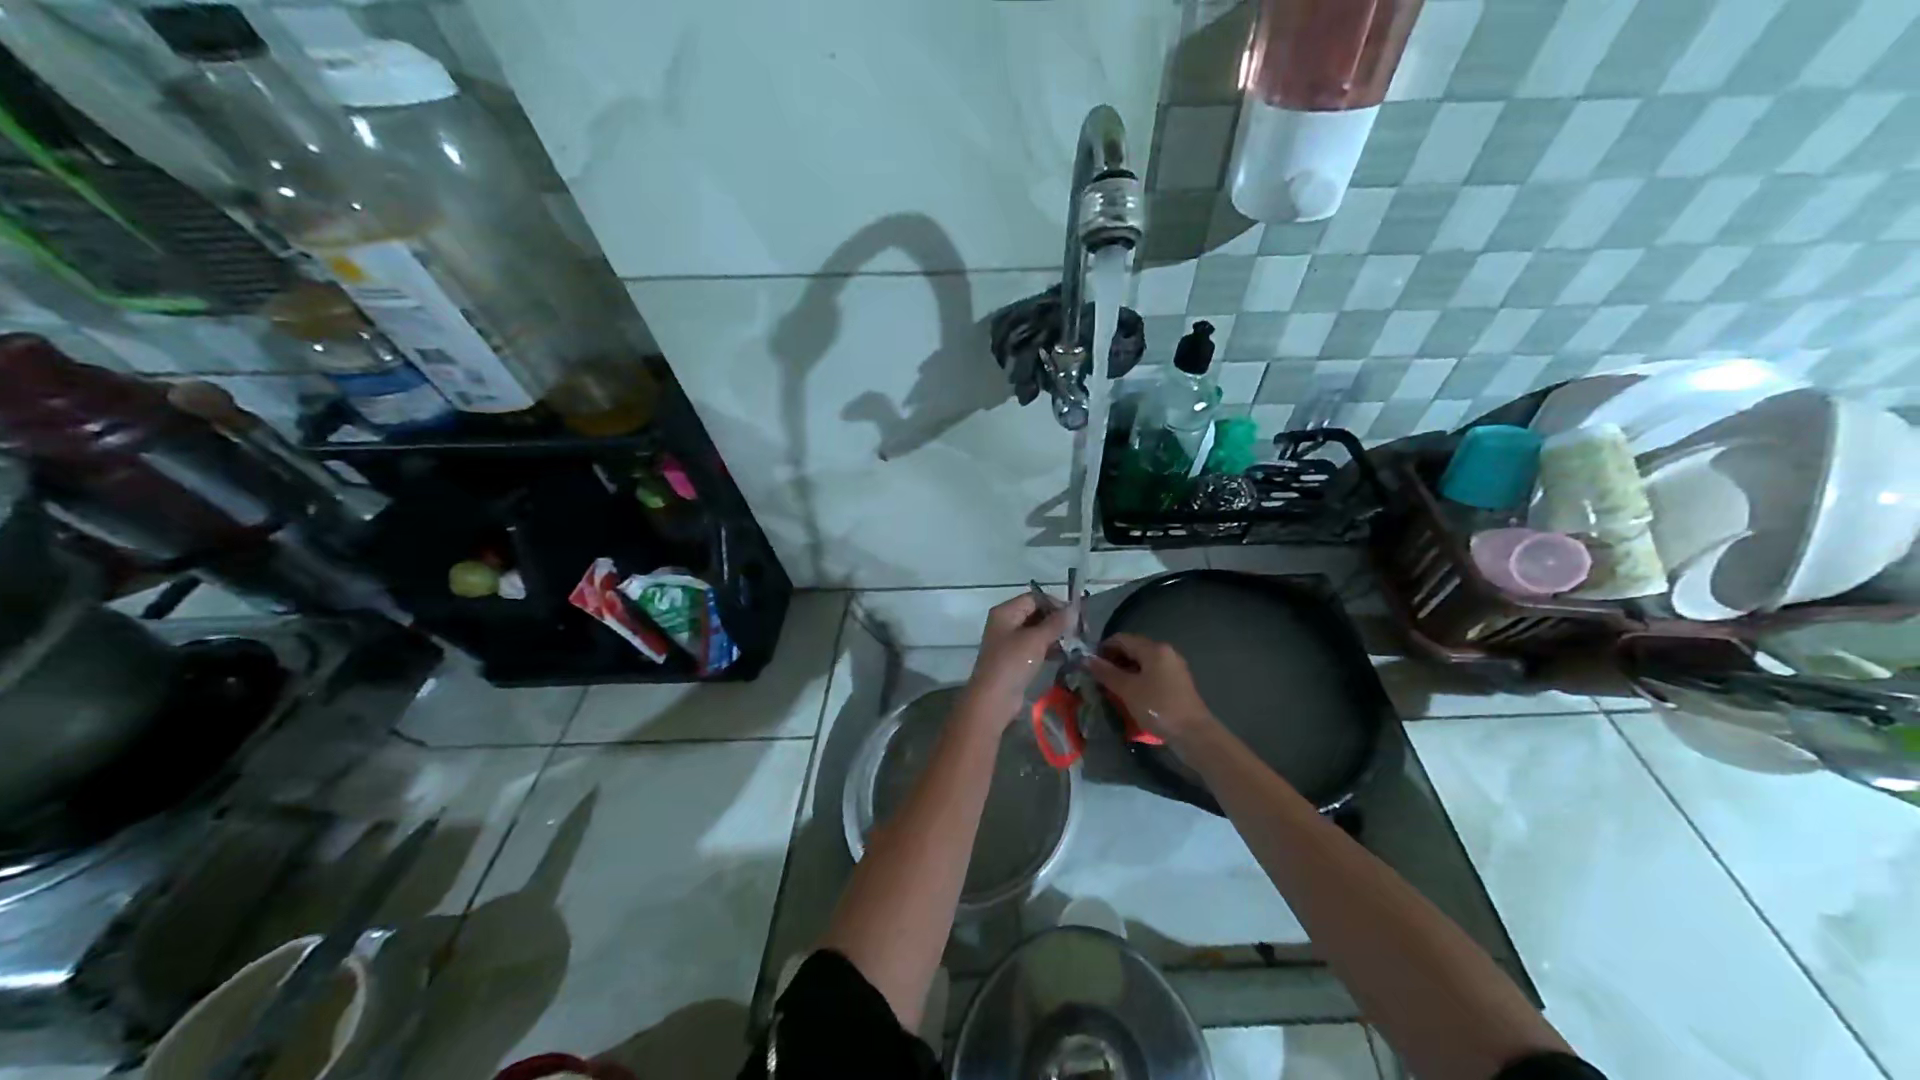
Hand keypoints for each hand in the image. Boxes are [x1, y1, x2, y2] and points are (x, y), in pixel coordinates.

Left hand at [965, 594, 1069, 716]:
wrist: (994, 698)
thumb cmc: (1013, 662)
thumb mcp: (1036, 639)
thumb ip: (1056, 623)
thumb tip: (1074, 608)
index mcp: (1005, 612)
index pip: (1033, 598)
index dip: (1054, 603)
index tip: (1074, 615)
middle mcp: (1004, 623)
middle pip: (1034, 613)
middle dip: (1055, 620)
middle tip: (1077, 630)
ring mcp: (1008, 642)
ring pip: (1035, 631)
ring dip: (1053, 635)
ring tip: (1073, 642)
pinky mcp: (1013, 659)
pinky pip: (1033, 647)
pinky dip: (1047, 648)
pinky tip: (1063, 654)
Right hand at [1086, 633, 1213, 741]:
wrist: (1194, 734)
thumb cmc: (1158, 707)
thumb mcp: (1128, 690)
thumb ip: (1106, 673)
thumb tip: (1086, 659)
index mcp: (1154, 649)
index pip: (1121, 639)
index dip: (1102, 649)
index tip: (1089, 665)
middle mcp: (1165, 653)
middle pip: (1132, 649)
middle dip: (1113, 661)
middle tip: (1097, 678)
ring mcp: (1173, 668)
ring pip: (1141, 663)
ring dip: (1124, 672)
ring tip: (1110, 688)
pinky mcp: (1176, 683)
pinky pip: (1151, 674)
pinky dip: (1137, 680)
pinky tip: (1128, 695)